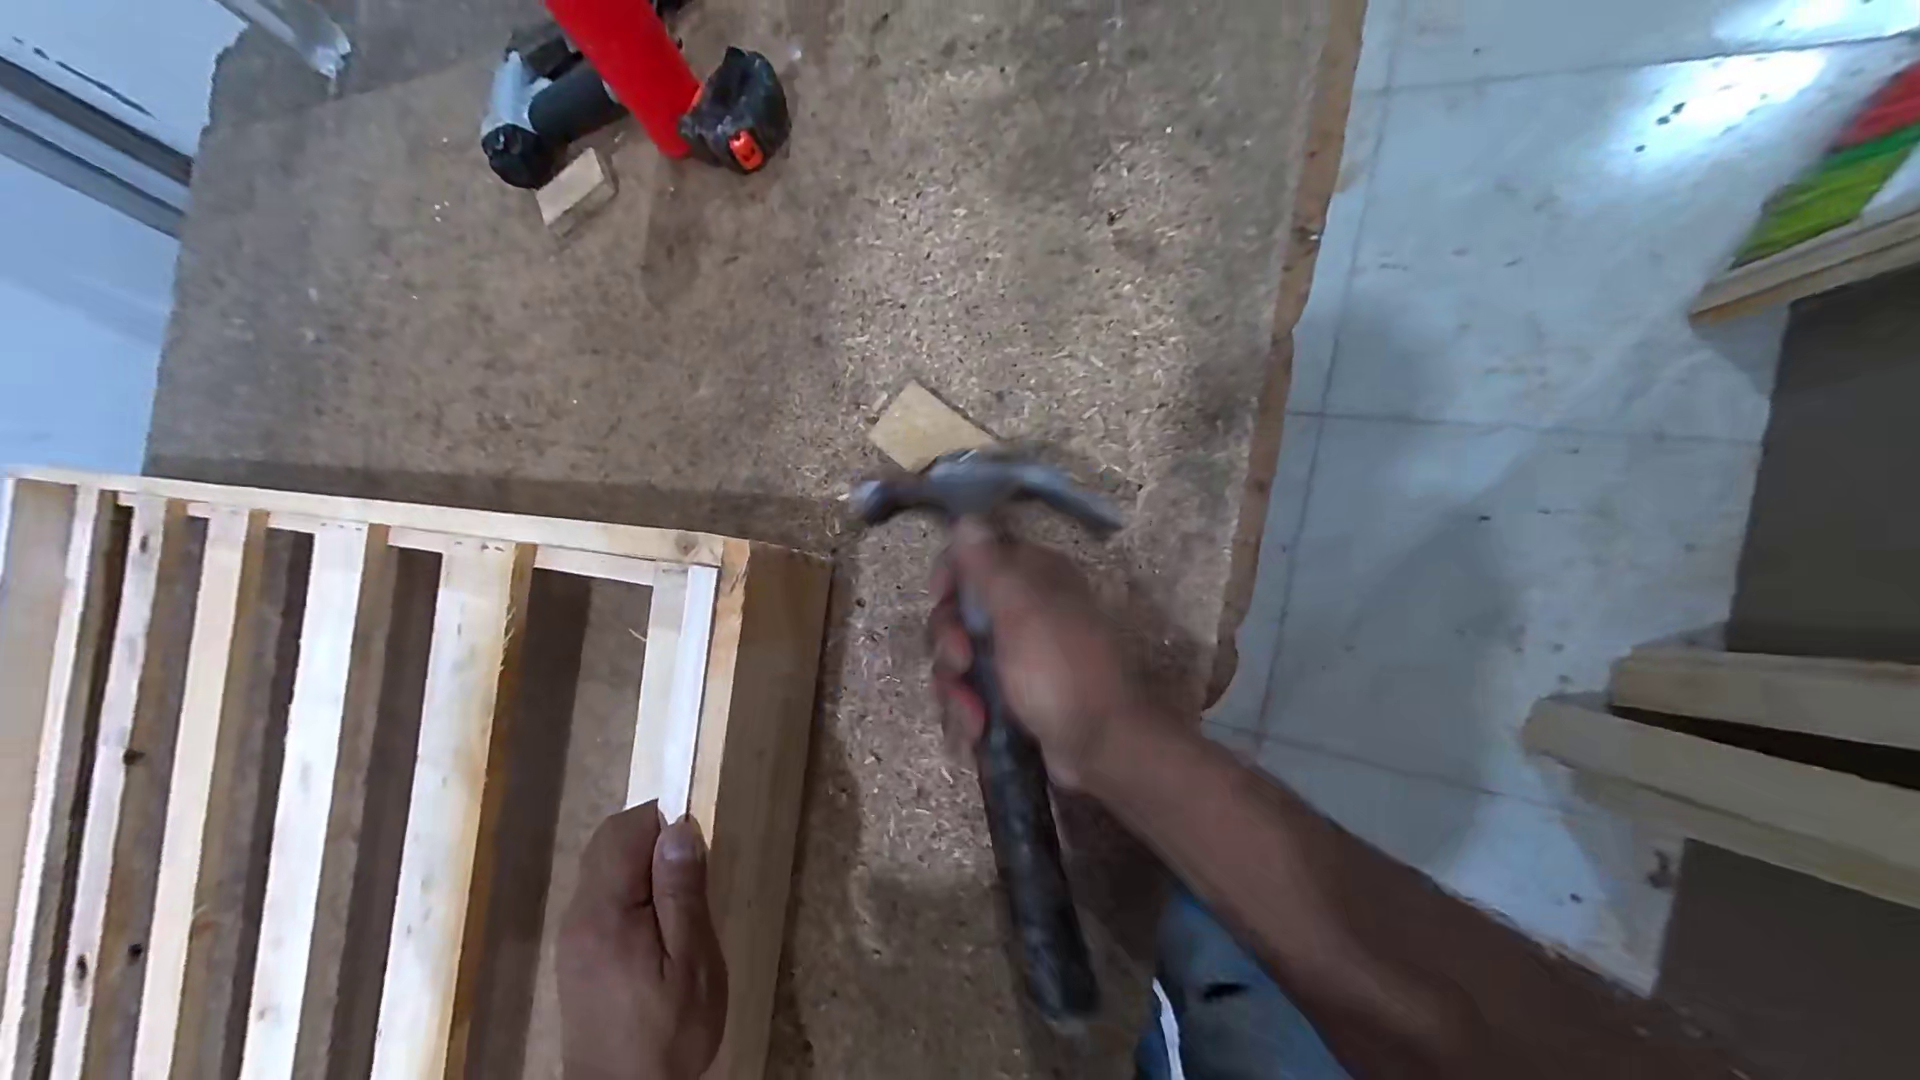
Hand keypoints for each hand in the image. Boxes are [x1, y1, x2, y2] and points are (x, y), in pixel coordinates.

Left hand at [559, 803, 727, 1079]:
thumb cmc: (668, 1032)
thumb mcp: (691, 960)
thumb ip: (682, 891)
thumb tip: (679, 827)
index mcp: (604, 912)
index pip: (626, 829)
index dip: (664, 822)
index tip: (696, 849)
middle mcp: (579, 914)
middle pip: (609, 840)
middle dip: (654, 836)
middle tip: (692, 870)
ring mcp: (574, 933)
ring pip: (606, 862)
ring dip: (645, 859)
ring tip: (681, 895)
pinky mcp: (579, 949)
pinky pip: (604, 890)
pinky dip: (634, 883)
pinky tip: (660, 918)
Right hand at [927, 519, 1143, 788]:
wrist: (1100, 748)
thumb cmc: (1062, 671)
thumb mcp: (1023, 611)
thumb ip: (989, 566)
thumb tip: (968, 518)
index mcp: (1032, 579)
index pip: (974, 559)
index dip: (950, 578)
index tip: (942, 599)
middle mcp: (1022, 612)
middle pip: (956, 615)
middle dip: (949, 647)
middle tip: (962, 666)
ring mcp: (1014, 656)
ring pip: (956, 661)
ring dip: (956, 691)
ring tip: (976, 717)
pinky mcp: (1008, 695)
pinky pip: (967, 695)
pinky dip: (967, 716)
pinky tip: (977, 733)